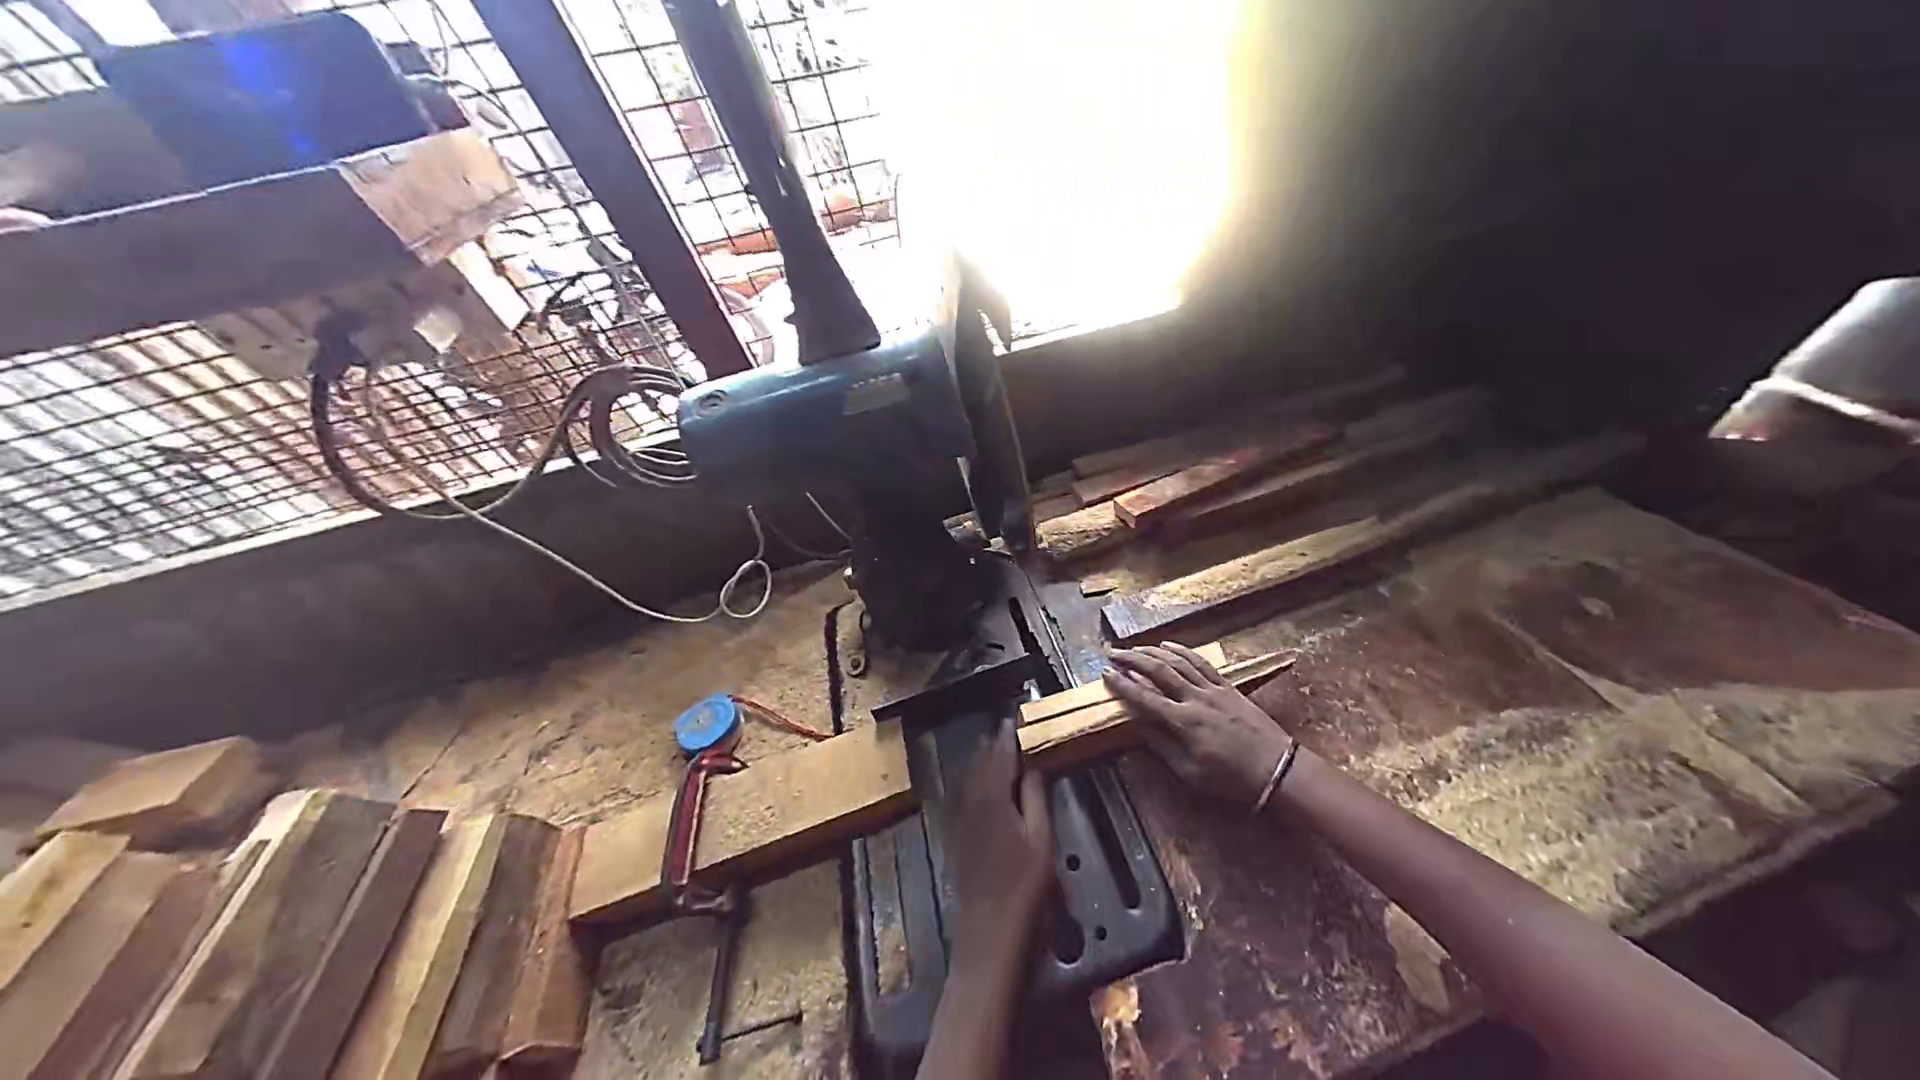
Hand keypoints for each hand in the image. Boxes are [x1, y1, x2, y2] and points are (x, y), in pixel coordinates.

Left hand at [948, 724, 1054, 955]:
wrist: (990, 926)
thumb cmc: (1024, 883)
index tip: (1012, 720)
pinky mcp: (954, 835)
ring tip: (988, 747)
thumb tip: (1032, 766)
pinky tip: (972, 783)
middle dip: (990, 745)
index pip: (1000, 756)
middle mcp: (970, 801)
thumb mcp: (1041, 838)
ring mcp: (959, 818)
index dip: (1007, 737)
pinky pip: (959, 795)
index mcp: (993, 796)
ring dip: (978, 760)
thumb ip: (1035, 797)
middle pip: (979, 764)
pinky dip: (967, 781)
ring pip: (966, 778)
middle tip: (1002, 731)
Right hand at [1105, 643, 1293, 805]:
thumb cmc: (1231, 778)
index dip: (1122, 685)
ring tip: (1134, 646)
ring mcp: (1213, 690)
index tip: (1105, 673)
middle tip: (1113, 652)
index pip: (1144, 697)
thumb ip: (1161, 745)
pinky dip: (1182, 652)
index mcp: (1183, 722)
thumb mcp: (1190, 771)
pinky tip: (1169, 646)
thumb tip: (1138, 725)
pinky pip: (1201, 663)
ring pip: (1178, 662)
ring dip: (1153, 651)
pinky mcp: (1228, 687)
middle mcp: (1195, 699)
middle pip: (1158, 671)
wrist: (1278, 770)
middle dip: (1132, 659)